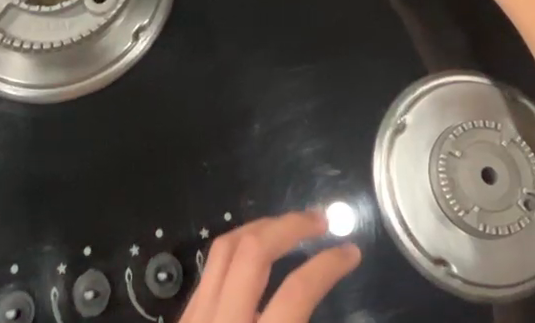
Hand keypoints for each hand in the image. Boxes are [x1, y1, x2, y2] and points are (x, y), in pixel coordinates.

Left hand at [181, 212, 359, 322]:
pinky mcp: (183, 316)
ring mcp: (196, 314)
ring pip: (225, 247)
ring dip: (261, 228)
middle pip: (253, 251)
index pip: (297, 291)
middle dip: (291, 226)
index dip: (328, 265)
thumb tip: (319, 286)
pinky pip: (210, 266)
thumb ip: (300, 319)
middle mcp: (221, 319)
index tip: (350, 251)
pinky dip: (237, 247)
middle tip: (321, 220)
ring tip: (290, 226)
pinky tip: (254, 251)